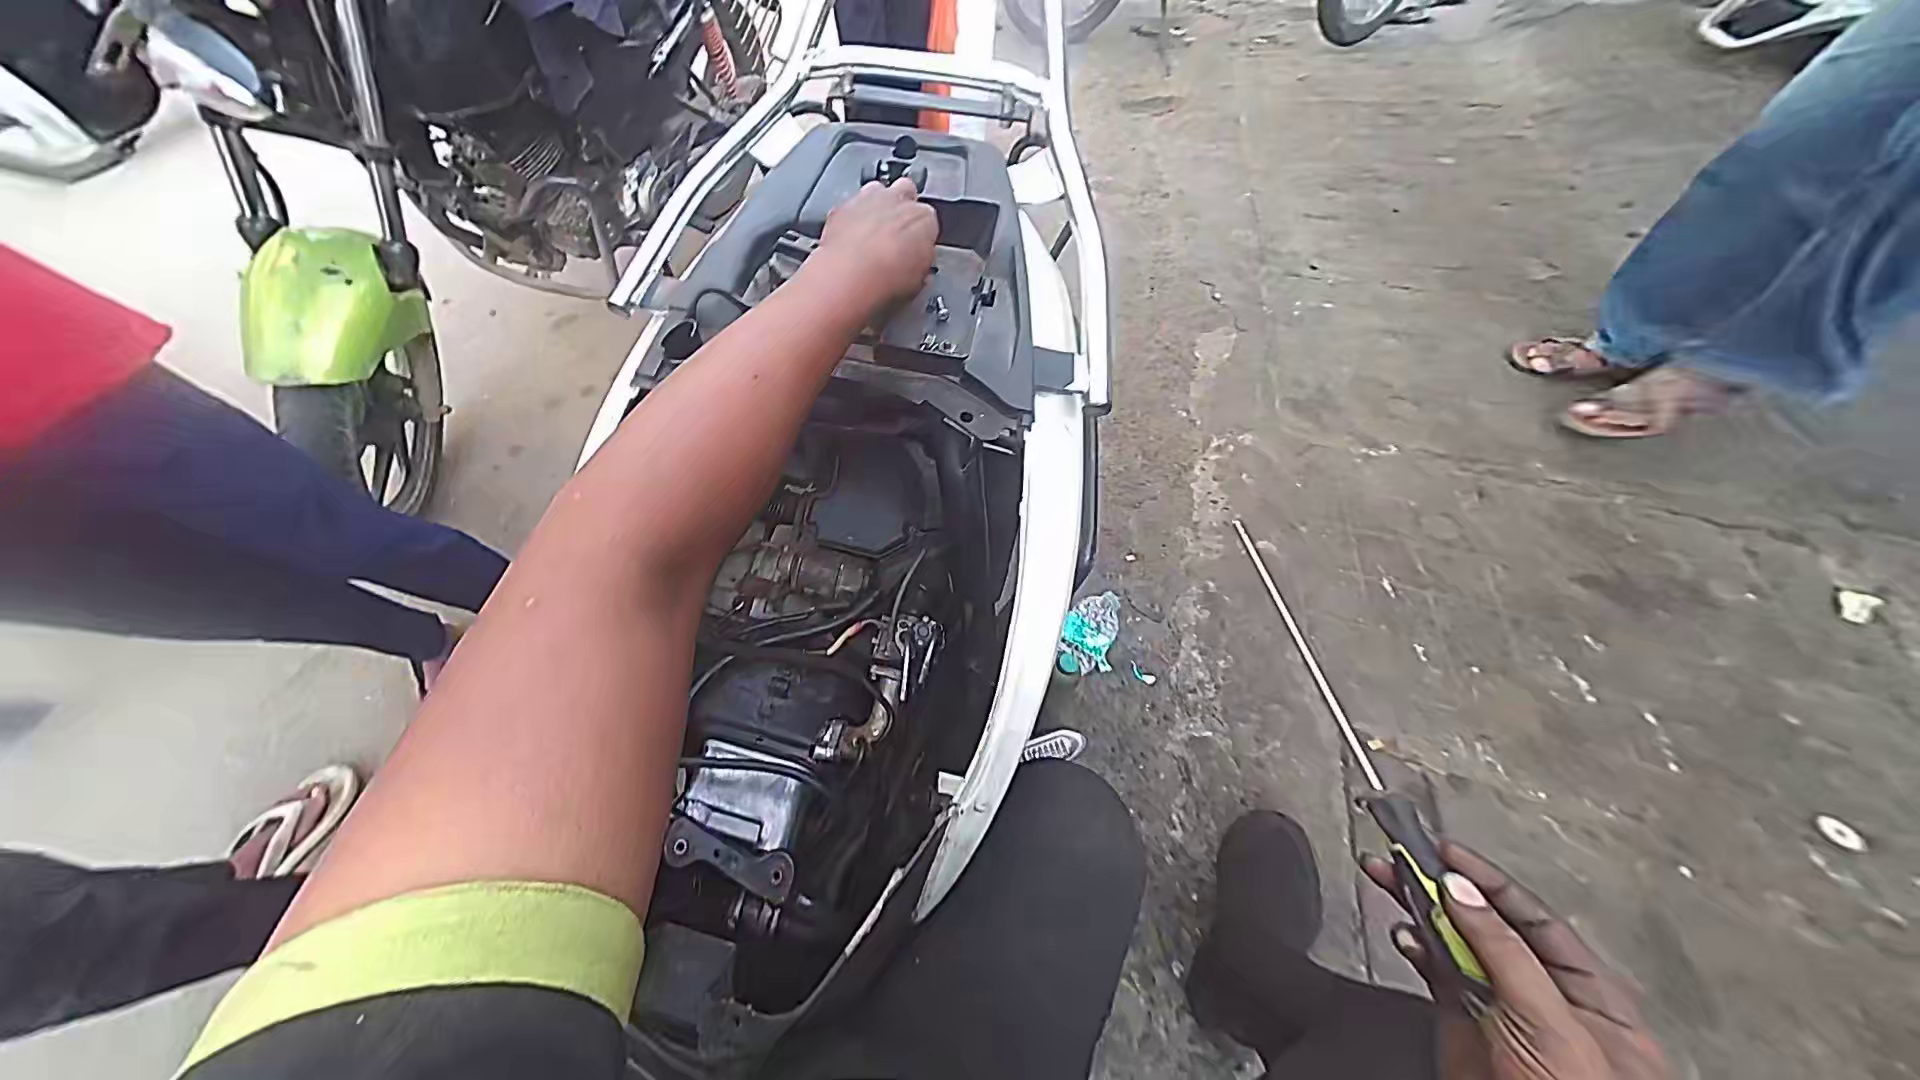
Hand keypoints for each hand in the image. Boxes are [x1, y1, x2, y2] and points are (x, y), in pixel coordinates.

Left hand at [808, 178, 938, 314]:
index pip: (928, 220)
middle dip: (902, 209)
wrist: (850, 276)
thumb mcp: (917, 282)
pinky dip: (850, 220)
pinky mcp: (842, 207)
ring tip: (872, 239)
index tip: (916, 250)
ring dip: (876, 209)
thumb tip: (918, 272)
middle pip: (905, 193)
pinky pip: (850, 208)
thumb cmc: (886, 277)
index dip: (922, 236)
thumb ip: (921, 266)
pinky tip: (850, 243)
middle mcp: (898, 199)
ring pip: (876, 193)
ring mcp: (868, 199)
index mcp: (924, 217)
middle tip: (896, 237)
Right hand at [1361, 843, 1671, 1079]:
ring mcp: (1499, 1008)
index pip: (1533, 919)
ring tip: (1385, 876)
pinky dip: (1413, 945)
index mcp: (1588, 997)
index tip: (1448, 852)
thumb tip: (1463, 891)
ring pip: (1452, 940)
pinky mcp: (1463, 1021)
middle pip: (1485, 923)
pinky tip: (1404, 934)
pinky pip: (1433, 969)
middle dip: (1441, 886)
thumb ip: (1503, 952)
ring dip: (1417, 907)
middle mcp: (1541, 995)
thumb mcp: (1548, 1024)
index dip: (1489, 881)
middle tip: (1404, 855)